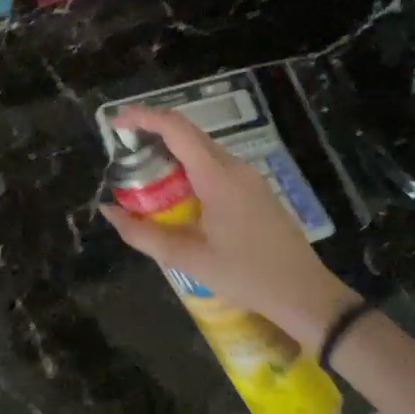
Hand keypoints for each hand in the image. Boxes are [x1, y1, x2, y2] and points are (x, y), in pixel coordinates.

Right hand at [98, 107, 357, 347]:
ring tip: (142, 169)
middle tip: (122, 148)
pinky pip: (214, 163)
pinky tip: (175, 189)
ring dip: (170, 149)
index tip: (115, 123)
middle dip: (152, 131)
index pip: (175, 129)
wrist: (306, 296)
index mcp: (217, 176)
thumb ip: (141, 233)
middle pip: (188, 132)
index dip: (142, 118)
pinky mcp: (255, 190)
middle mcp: (234, 167)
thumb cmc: (245, 275)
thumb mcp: (186, 258)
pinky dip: (187, 164)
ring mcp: (248, 178)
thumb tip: (108, 210)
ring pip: (201, 147)